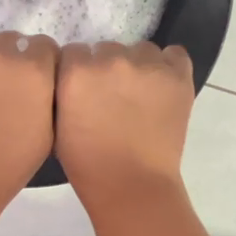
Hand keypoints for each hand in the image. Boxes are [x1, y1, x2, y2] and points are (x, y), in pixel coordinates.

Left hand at [0, 31, 59, 198]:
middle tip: (0, 88)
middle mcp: (2, 53)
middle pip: (10, 40)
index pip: (42, 45)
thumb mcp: (49, 132)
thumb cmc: (11, 165)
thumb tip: (41, 80)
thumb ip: (49, 96)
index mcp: (35, 69)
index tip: (31, 81)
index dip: (38, 63)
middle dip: (10, 59)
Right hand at [55, 42, 194, 201]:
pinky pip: (173, 55)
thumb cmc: (87, 166)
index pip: (74, 52)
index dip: (78, 72)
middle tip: (111, 100)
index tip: (83, 93)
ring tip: (138, 98)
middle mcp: (110, 58)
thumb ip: (63, 94)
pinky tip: (161, 89)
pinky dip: (168, 68)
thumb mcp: (57, 127)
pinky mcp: (177, 75)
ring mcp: (147, 65)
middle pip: (106, 49)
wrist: (133, 186)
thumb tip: (72, 82)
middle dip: (106, 70)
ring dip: (137, 67)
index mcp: (76, 71)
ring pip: (140, 51)